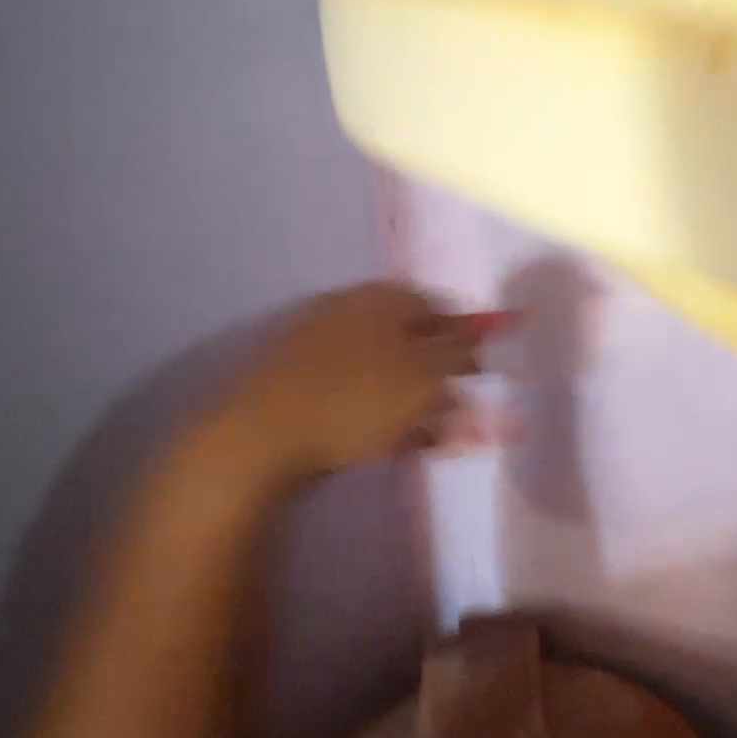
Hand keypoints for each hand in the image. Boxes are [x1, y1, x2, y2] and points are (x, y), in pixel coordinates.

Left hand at [196, 281, 481, 481]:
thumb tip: (479, 335)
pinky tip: (385, 439)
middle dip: (436, 372)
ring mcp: (315, 340)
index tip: (477, 375)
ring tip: (424, 433)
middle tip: (452, 407)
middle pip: (409, 337)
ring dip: (407, 396)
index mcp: (382, 297)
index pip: (439, 307)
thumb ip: (460, 352)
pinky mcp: (292, 378)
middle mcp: (348, 307)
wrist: (257, 440)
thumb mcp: (426, 377)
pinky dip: (374, 408)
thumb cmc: (356, 401)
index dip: (465, 339)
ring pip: (380, 365)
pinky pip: (350, 387)